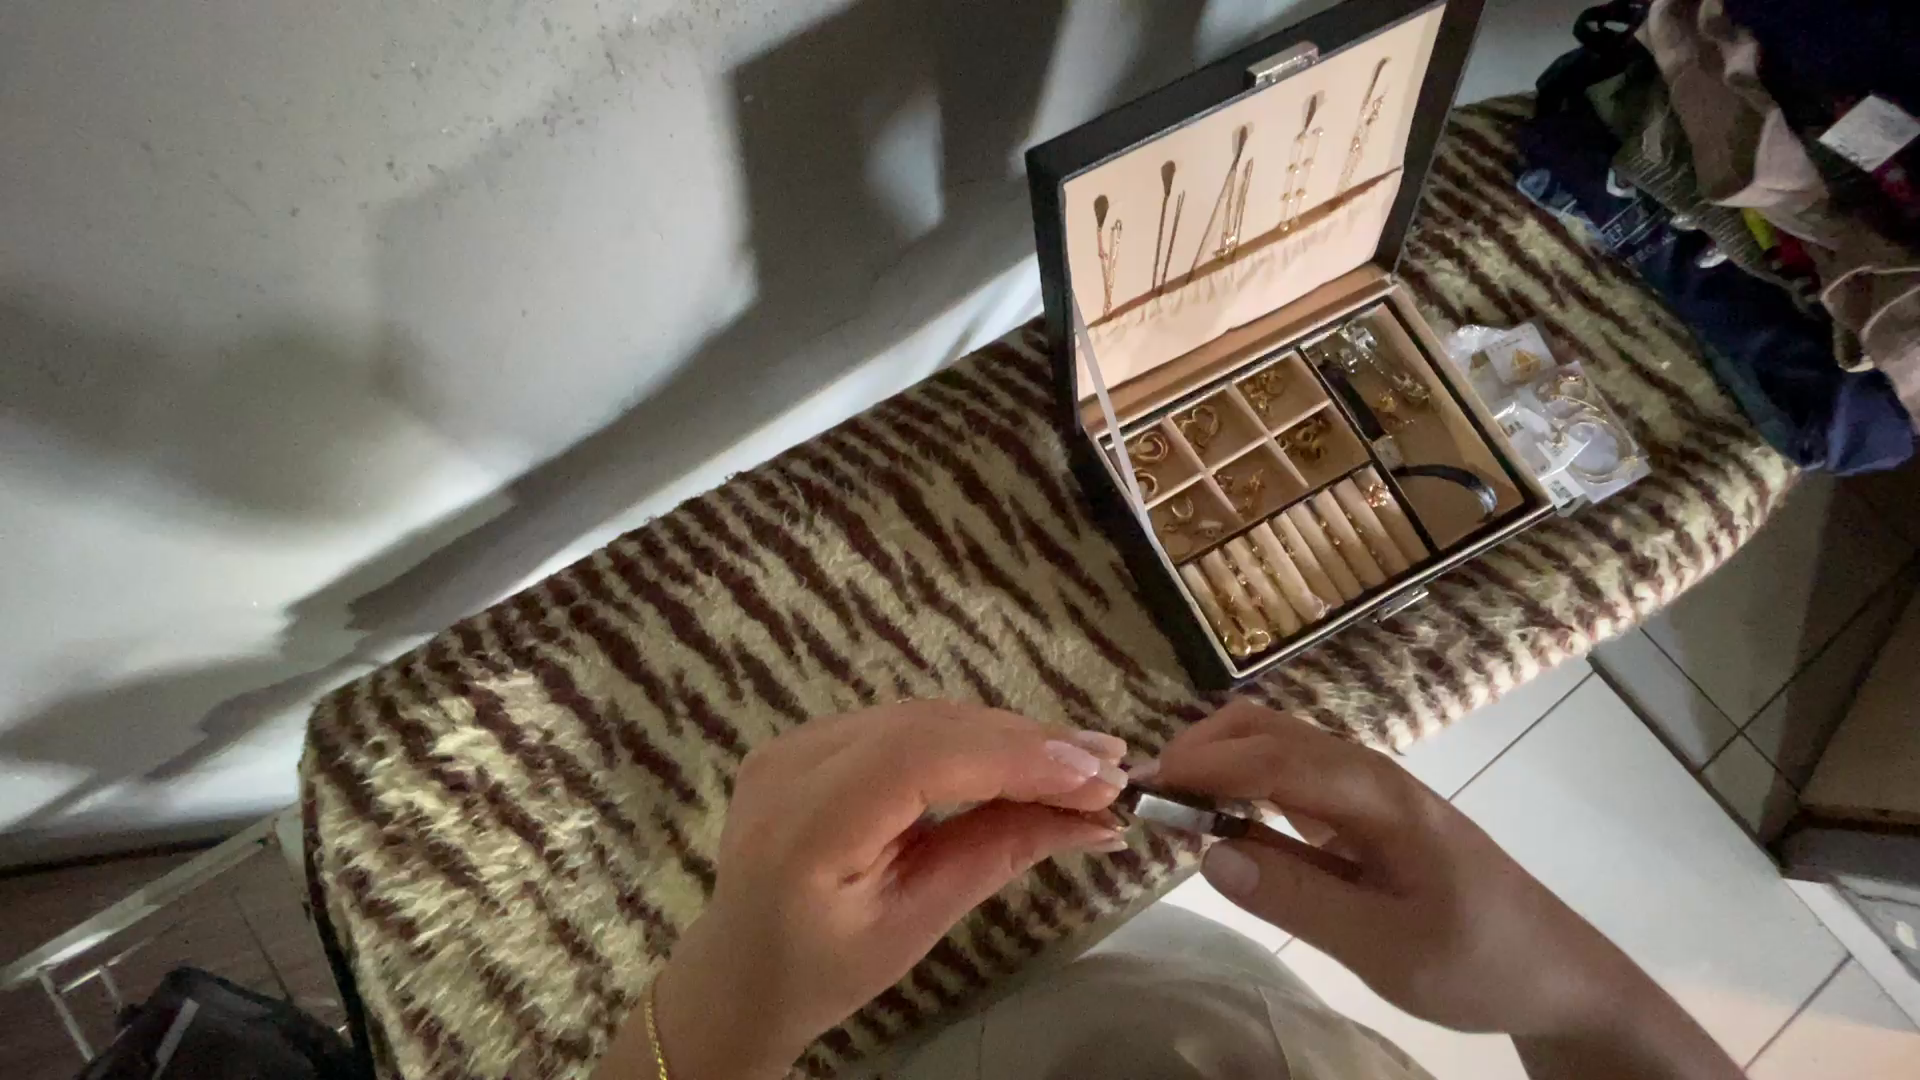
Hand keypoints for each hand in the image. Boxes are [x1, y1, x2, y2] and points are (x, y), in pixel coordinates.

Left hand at [603, 702, 1130, 1079]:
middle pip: (926, 725)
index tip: (1096, 774)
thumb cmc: (824, 971)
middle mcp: (792, 763)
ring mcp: (796, 740)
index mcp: (802, 828)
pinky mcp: (811, 736)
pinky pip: (904, 722)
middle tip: (1106, 761)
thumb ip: (999, 852)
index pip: (918, 758)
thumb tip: (1096, 816)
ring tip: (1078, 757)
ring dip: (1004, 732)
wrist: (739, 969)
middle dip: (1024, 740)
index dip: (1013, 755)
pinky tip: (1017, 750)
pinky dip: (968, 735)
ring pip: (922, 715)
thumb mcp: (917, 925)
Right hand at [1149, 702, 1721, 1059]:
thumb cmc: (1478, 959)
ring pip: (1269, 741)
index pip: (1273, 759)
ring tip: (1173, 802)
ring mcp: (1357, 782)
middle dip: (1200, 749)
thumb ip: (1298, 901)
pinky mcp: (1353, 801)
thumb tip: (1208, 854)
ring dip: (1214, 758)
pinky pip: (1282, 770)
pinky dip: (1236, 779)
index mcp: (1376, 795)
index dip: (1205, 766)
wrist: (1556, 969)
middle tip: (1152, 794)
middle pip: (1264, 729)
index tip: (1149, 788)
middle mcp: (1361, 770)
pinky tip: (1218, 814)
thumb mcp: (1389, 951)